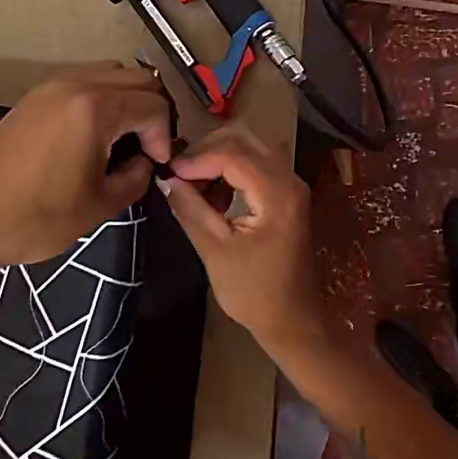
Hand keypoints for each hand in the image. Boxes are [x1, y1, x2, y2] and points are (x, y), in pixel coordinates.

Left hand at [0, 63, 170, 268]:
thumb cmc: (38, 218)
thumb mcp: (101, 204)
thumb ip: (137, 176)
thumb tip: (145, 161)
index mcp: (95, 110)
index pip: (154, 105)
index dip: (164, 135)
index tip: (156, 163)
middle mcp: (76, 85)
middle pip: (139, 78)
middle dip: (153, 111)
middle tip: (149, 147)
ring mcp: (53, 86)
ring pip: (113, 73)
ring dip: (129, 99)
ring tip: (126, 137)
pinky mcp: (36, 95)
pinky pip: (86, 81)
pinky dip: (104, 97)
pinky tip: (98, 132)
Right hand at [158, 127, 325, 349]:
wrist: (292, 320)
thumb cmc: (253, 291)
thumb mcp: (215, 249)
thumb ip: (190, 208)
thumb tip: (166, 178)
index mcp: (277, 192)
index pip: (232, 154)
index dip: (196, 159)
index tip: (169, 174)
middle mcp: (289, 179)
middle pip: (244, 138)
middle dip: (206, 151)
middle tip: (179, 175)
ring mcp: (290, 185)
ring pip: (249, 148)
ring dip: (217, 159)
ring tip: (193, 187)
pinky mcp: (285, 194)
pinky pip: (255, 165)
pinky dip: (230, 171)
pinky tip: (213, 198)